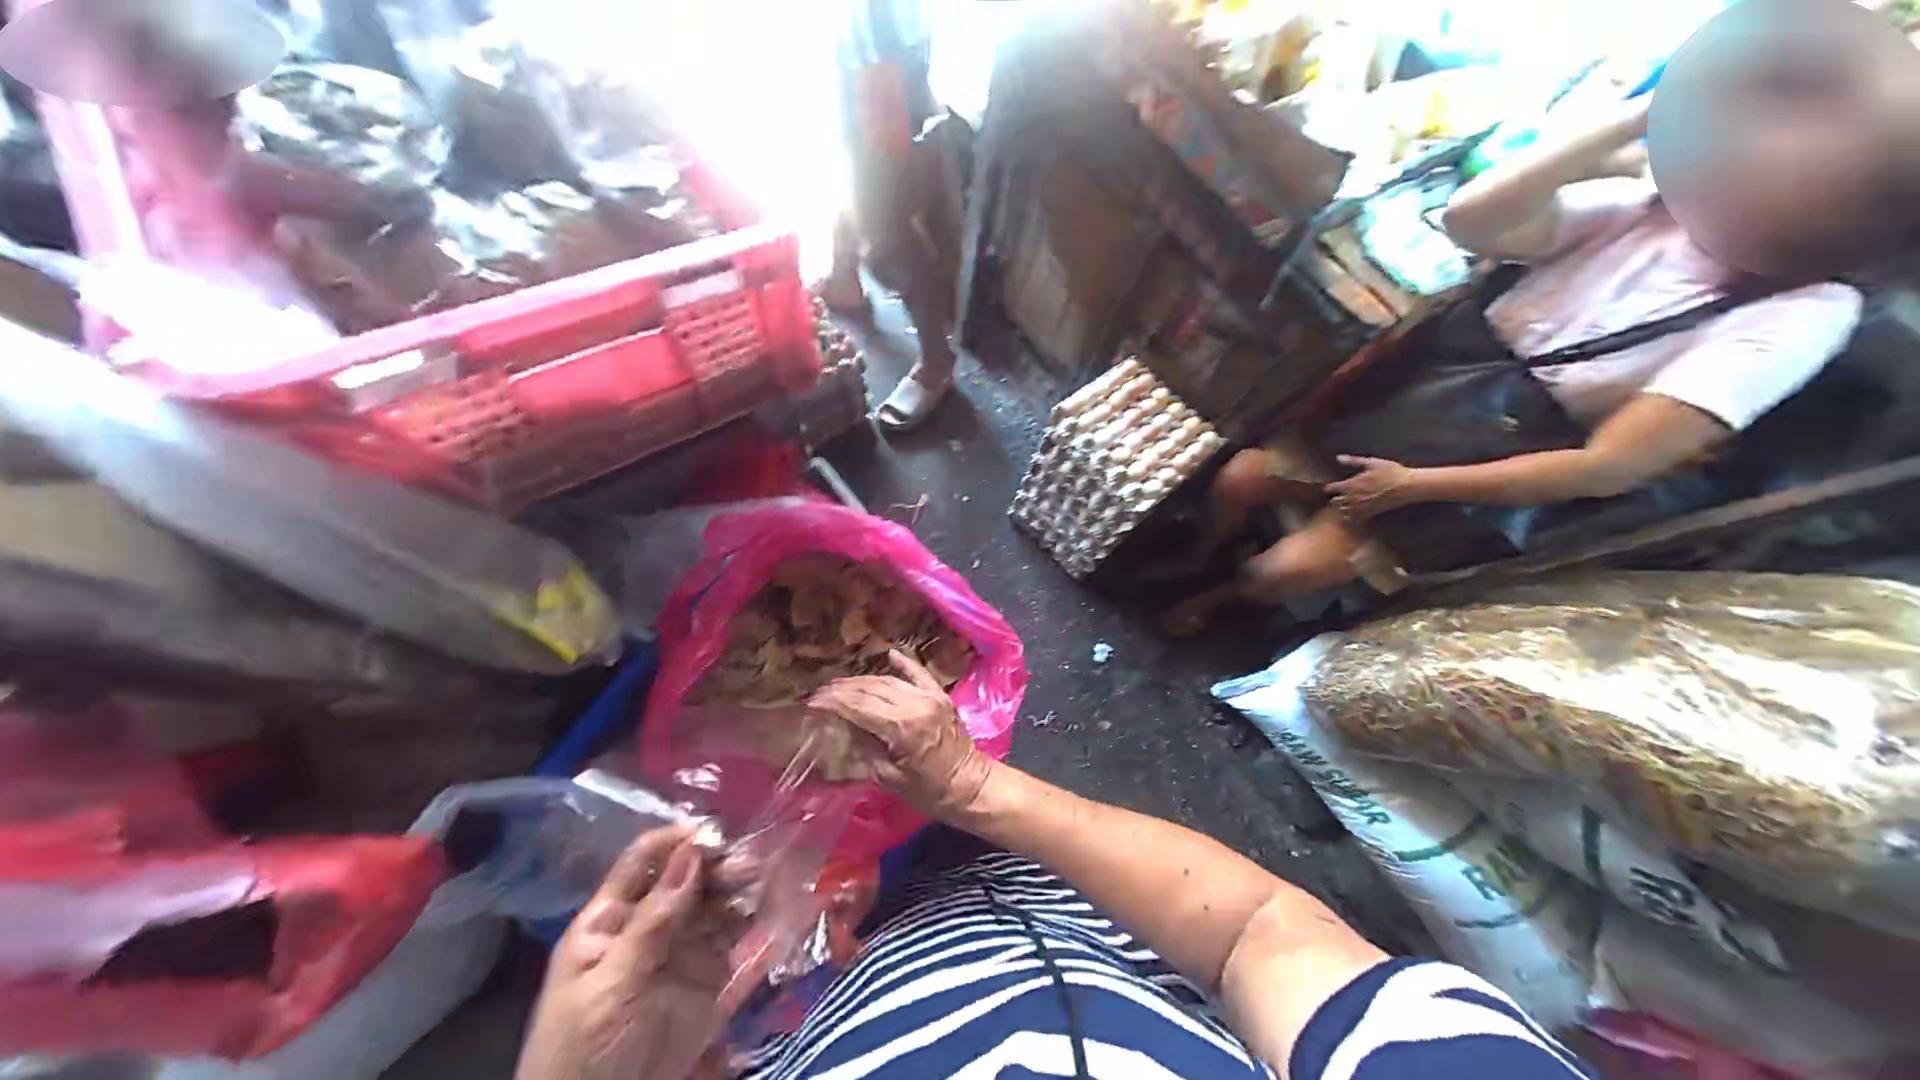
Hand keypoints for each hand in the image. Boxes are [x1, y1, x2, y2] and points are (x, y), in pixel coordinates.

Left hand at [515, 826, 740, 1079]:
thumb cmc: (583, 1050)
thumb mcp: (610, 985)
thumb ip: (653, 920)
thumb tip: (690, 851)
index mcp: (611, 919)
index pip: (645, 861)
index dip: (677, 842)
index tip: (714, 831)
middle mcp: (650, 923)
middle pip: (689, 877)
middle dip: (718, 862)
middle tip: (750, 860)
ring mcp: (681, 948)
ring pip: (715, 901)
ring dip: (740, 885)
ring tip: (764, 877)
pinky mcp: (709, 974)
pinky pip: (734, 935)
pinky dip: (753, 915)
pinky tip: (772, 901)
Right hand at [806, 649, 993, 823]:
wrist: (970, 787)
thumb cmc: (928, 791)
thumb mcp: (888, 777)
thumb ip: (867, 745)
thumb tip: (847, 725)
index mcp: (902, 727)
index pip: (858, 706)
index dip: (833, 702)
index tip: (812, 701)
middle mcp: (916, 704)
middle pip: (871, 689)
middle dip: (843, 689)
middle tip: (822, 692)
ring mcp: (930, 696)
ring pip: (890, 680)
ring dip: (864, 680)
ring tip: (841, 683)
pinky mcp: (940, 696)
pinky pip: (918, 674)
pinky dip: (903, 664)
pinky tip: (889, 654)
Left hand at [1325, 455, 1420, 521]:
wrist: (1408, 486)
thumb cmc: (1391, 471)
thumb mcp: (1371, 463)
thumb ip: (1353, 461)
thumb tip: (1337, 457)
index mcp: (1351, 484)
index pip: (1330, 488)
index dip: (1329, 487)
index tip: (1331, 486)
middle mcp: (1353, 497)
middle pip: (1335, 501)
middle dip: (1335, 497)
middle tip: (1340, 494)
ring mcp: (1361, 506)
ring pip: (1343, 510)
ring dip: (1342, 507)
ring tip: (1347, 502)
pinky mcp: (1370, 512)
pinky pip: (1354, 518)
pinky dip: (1351, 515)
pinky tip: (1355, 511)